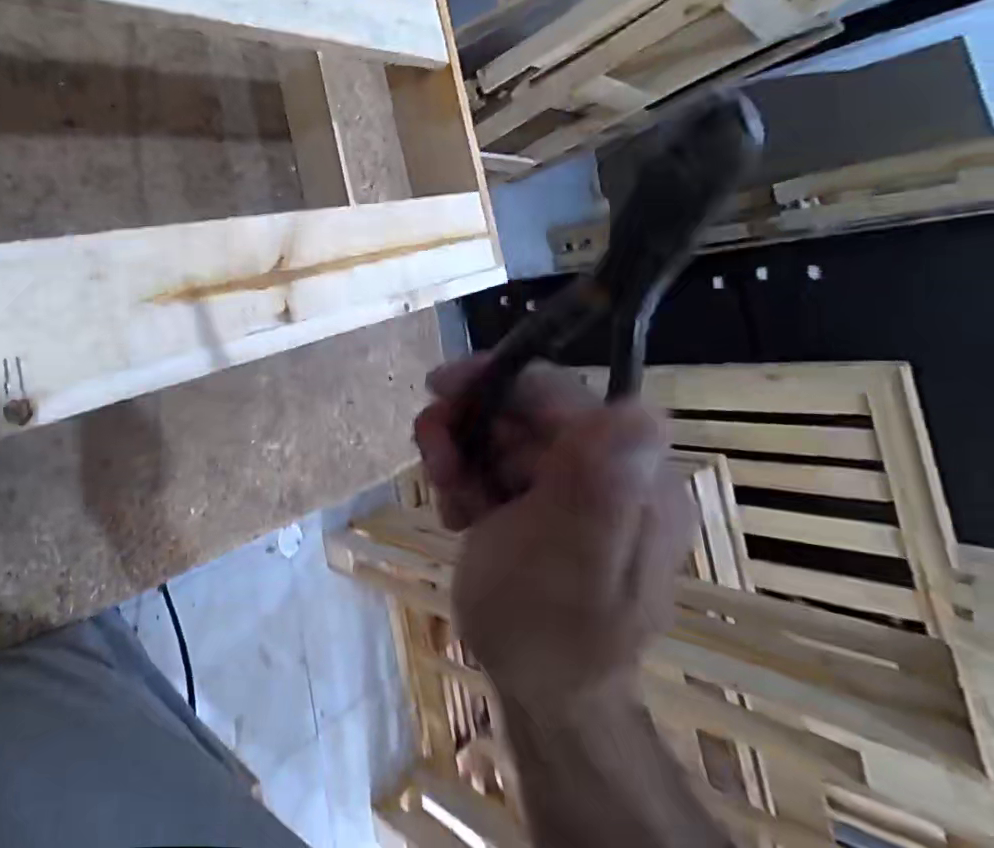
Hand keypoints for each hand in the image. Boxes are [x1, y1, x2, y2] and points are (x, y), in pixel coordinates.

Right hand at [413, 358, 690, 703]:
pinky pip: (494, 464)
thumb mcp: (566, 559)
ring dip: (460, 452)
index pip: (565, 396)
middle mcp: (614, 474)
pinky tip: (458, 512)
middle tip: (433, 462)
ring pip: (502, 433)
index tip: (437, 389)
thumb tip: (635, 410)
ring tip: (445, 494)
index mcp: (634, 480)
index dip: (500, 381)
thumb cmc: (543, 626)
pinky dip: (464, 477)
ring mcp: (578, 490)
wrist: (539, 687)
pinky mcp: (545, 505)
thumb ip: (598, 487)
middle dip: (469, 424)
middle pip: (526, 410)